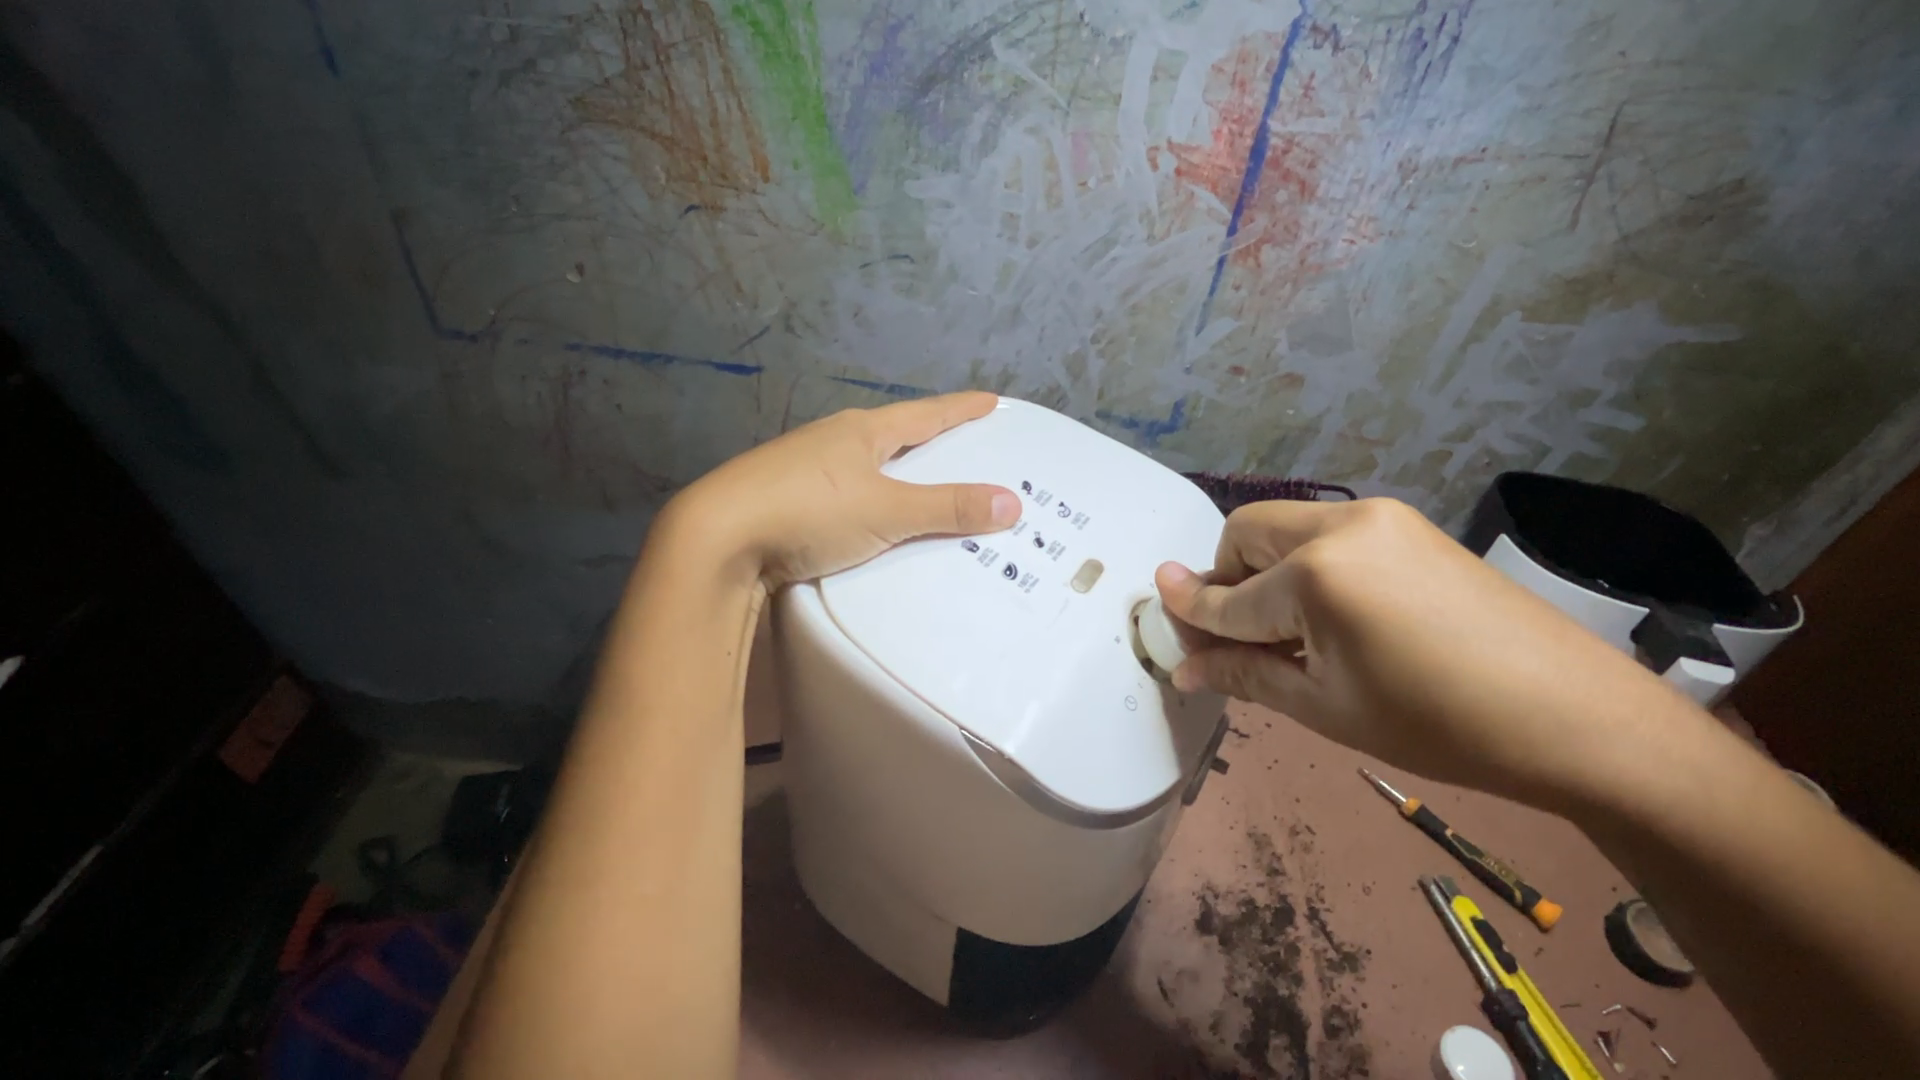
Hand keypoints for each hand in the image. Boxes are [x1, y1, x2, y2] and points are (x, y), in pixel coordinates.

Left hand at [667, 392, 1019, 587]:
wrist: (716, 538)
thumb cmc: (807, 511)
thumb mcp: (886, 512)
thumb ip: (947, 508)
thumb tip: (1013, 502)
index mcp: (861, 432)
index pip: (925, 415)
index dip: (961, 410)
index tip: (992, 403)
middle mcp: (832, 441)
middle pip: (893, 435)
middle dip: (928, 440)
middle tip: (964, 448)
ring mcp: (802, 468)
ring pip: (863, 464)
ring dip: (894, 472)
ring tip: (922, 486)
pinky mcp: (783, 499)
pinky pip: (842, 493)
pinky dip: (868, 500)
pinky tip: (869, 519)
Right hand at [1154, 498, 1698, 804]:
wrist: (1575, 716)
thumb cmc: (1437, 726)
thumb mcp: (1325, 708)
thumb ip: (1244, 673)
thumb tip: (1183, 664)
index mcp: (1316, 574)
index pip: (1228, 597)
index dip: (1192, 617)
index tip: (1162, 622)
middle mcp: (1341, 527)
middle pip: (1246, 534)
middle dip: (1228, 580)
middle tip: (1244, 636)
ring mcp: (1382, 519)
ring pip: (1287, 529)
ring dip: (1267, 571)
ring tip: (1294, 632)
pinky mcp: (1411, 527)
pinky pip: (1330, 536)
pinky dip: (1308, 567)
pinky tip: (1337, 615)